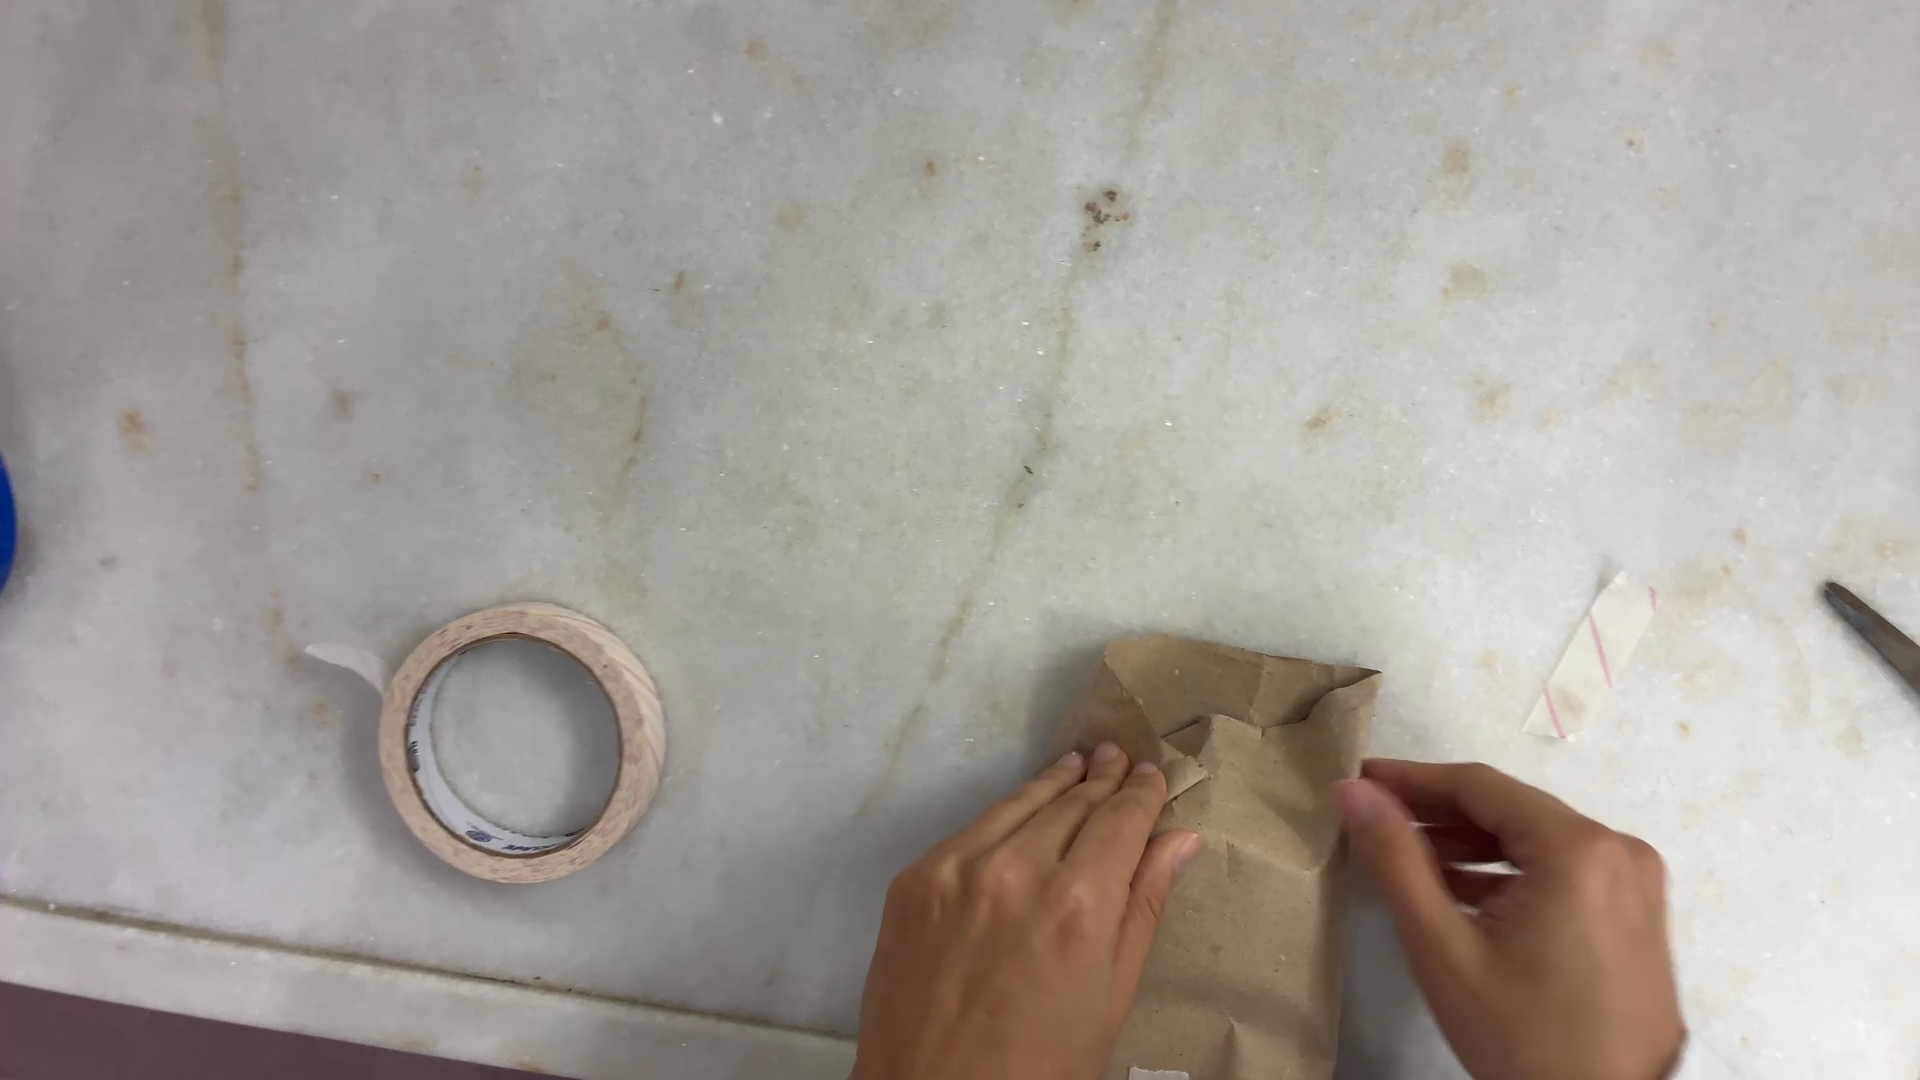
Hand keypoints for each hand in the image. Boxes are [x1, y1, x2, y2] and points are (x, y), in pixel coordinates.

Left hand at [851, 743, 1203, 1079]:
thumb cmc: (1039, 1068)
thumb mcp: (1108, 1001)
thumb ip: (1143, 909)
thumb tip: (1180, 839)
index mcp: (1076, 909)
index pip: (1119, 822)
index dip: (1140, 795)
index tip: (1153, 773)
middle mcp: (1015, 870)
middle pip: (1070, 803)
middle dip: (1101, 778)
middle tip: (1118, 754)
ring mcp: (957, 866)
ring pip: (1020, 802)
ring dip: (1055, 780)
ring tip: (1078, 760)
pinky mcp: (917, 873)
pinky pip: (974, 828)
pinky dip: (1008, 814)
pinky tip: (1024, 807)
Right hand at [1335, 760, 1683, 1079]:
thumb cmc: (1526, 1034)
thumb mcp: (1441, 944)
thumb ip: (1393, 856)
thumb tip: (1351, 788)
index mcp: (1576, 848)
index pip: (1476, 784)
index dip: (1409, 777)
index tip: (1357, 779)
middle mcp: (1614, 849)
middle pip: (1504, 805)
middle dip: (1434, 808)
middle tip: (1372, 815)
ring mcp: (1631, 881)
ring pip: (1526, 832)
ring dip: (1463, 837)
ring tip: (1404, 852)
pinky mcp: (1632, 910)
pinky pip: (1553, 862)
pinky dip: (1500, 864)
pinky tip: (1454, 886)